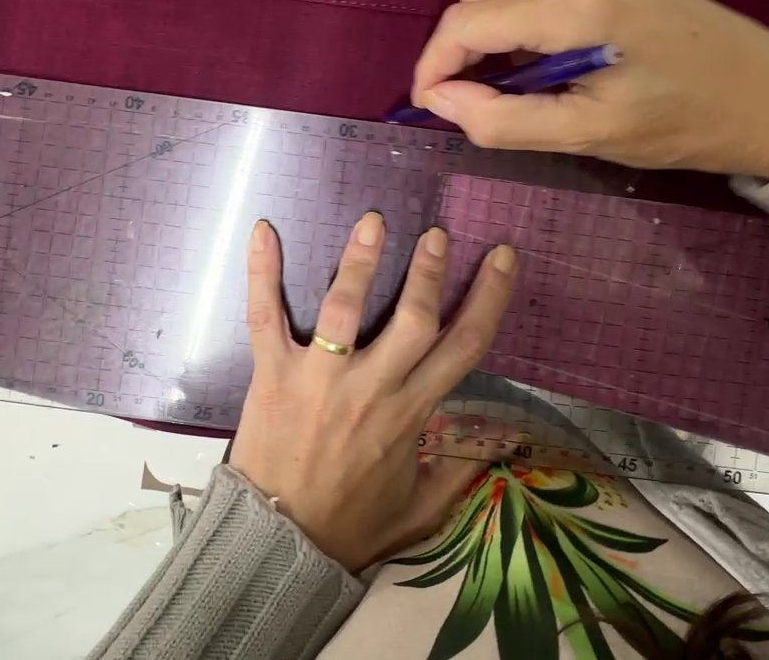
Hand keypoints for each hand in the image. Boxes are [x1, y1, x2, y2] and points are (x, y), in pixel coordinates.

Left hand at [229, 213, 517, 572]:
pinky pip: (266, 316)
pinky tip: (264, 231)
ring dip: (361, 263)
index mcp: (412, 414)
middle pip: (414, 320)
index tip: (501, 258)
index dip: (489, 299)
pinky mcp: (273, 372)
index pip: (464, 347)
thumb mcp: (419, 510)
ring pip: (345, 309)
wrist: (278, 546)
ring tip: (373, 222)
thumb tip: (505, 446)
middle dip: (430, 273)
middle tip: (438, 233)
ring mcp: (319, 378)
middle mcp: (372, 389)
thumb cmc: (351, 524)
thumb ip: (460, 476)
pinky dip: (263, 272)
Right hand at [410, 0, 768, 177]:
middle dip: (455, 51)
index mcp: (576, 8)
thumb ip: (503, 120)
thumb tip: (438, 101)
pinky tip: (535, 66)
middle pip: (481, 0)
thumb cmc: (686, 125)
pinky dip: (517, 29)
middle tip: (461, 105)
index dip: (433, 64)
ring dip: (485, 40)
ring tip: (499, 91)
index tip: (427, 107)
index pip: (468, 22)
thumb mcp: (588, 134)